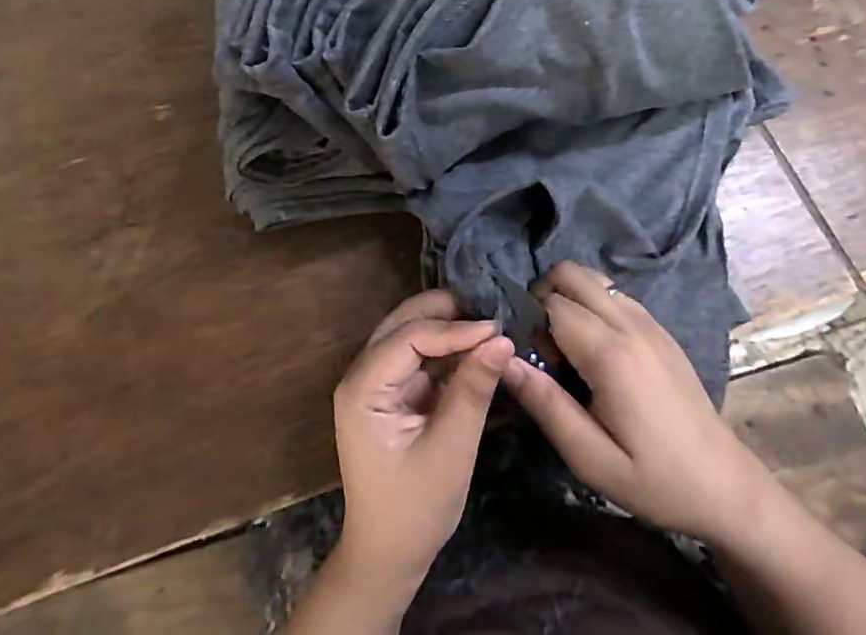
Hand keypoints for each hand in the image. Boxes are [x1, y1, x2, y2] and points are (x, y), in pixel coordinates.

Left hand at [331, 290, 513, 583]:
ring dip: (451, 325)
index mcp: (363, 388)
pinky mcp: (395, 391)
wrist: (388, 554)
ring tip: (493, 324)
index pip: (409, 337)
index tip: (498, 328)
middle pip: (405, 323)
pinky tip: (479, 346)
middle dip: (449, 312)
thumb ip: (473, 390)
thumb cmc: (415, 508)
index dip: (455, 328)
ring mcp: (377, 382)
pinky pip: (422, 354)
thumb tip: (502, 339)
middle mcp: (363, 375)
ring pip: (413, 332)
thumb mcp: (450, 450)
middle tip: (495, 311)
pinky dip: (450, 347)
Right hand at [501, 262, 779, 545]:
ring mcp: (650, 322)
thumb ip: (545, 404)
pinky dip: (593, 305)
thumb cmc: (654, 479)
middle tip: (541, 344)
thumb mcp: (590, 458)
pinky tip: (595, 350)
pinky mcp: (660, 329)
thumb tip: (504, 361)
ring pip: (594, 278)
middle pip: (571, 273)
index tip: (531, 360)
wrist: (723, 483)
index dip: (530, 324)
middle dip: (544, 296)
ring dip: (569, 298)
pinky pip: (615, 295)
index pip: (552, 303)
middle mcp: (631, 324)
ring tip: (567, 347)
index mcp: (611, 353)